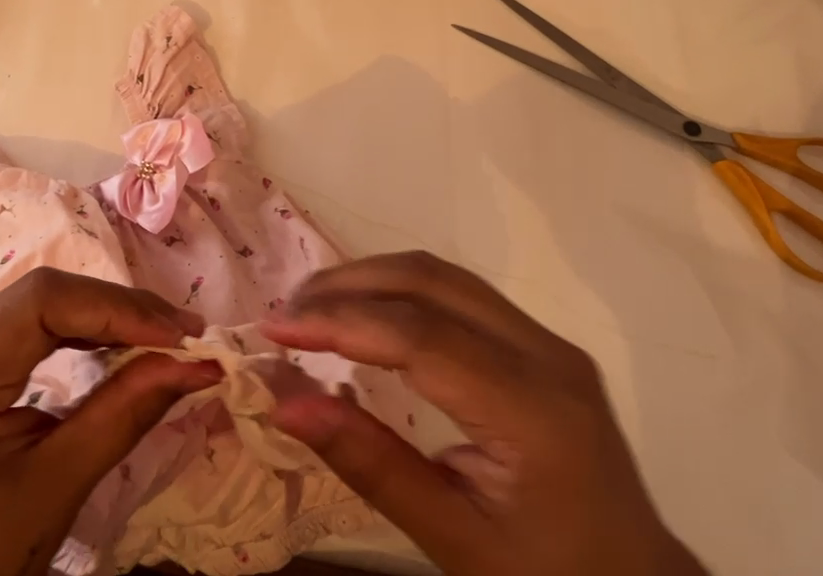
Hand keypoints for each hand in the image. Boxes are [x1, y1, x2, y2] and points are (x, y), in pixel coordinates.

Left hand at [0, 267, 223, 575]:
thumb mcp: (58, 484)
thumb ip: (126, 412)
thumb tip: (197, 364)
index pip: (42, 303)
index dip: (118, 307)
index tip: (182, 334)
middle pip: (38, 298)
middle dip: (117, 311)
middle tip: (184, 335)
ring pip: (31, 306)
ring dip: (99, 319)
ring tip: (161, 338)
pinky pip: (17, 328)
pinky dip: (70, 333)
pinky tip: (111, 345)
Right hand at [261, 252, 706, 575]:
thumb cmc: (544, 573)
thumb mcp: (454, 538)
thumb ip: (370, 464)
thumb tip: (284, 404)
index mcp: (532, 411)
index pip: (419, 336)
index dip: (339, 322)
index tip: (274, 329)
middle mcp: (546, 355)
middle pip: (430, 282)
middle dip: (346, 286)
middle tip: (285, 314)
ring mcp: (548, 342)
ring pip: (442, 276)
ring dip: (369, 279)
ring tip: (311, 308)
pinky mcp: (540, 343)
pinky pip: (457, 292)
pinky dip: (397, 290)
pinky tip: (363, 313)